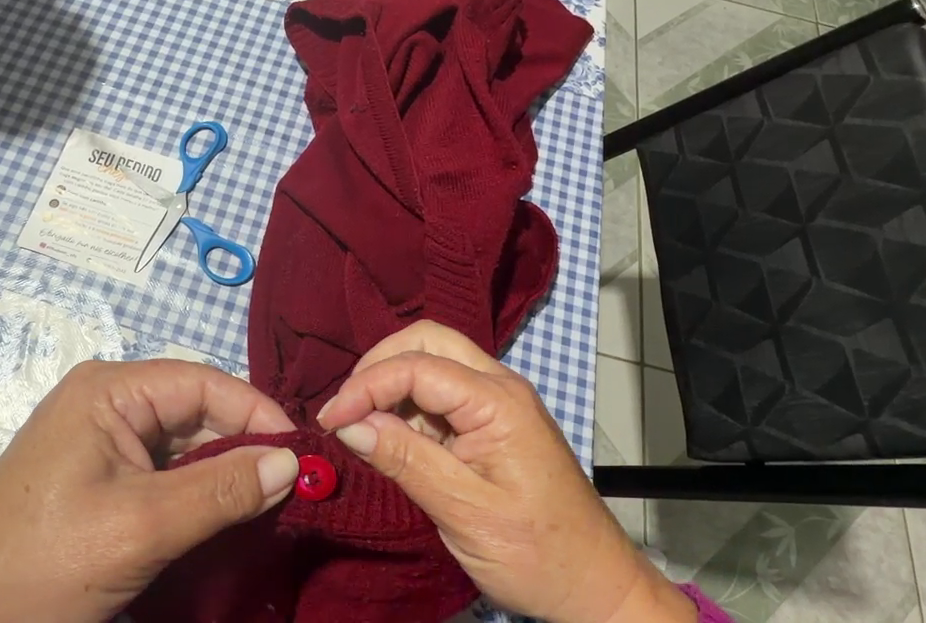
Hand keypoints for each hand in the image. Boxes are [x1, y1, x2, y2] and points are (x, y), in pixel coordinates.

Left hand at [0, 359, 300, 622]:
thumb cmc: (44, 566)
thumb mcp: (140, 529)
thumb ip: (220, 492)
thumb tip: (293, 463)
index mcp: (109, 390)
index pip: (202, 383)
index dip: (256, 412)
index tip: (301, 453)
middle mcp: (106, 400)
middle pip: (196, 411)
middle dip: (244, 446)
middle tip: (292, 487)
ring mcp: (100, 437)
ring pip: (183, 443)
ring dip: (223, 473)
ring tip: (267, 503)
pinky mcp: (98, 473)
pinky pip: (162, 469)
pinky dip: (196, 491)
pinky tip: (225, 515)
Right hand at [316, 322, 696, 622]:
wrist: (595, 584)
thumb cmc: (536, 553)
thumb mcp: (464, 512)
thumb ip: (405, 460)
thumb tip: (348, 424)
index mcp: (497, 400)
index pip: (417, 366)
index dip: (366, 385)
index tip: (330, 420)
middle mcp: (498, 384)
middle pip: (428, 341)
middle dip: (379, 365)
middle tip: (346, 409)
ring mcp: (497, 400)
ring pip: (433, 361)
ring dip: (392, 384)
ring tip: (361, 426)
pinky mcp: (492, 420)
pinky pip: (441, 393)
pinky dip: (408, 405)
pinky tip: (390, 438)